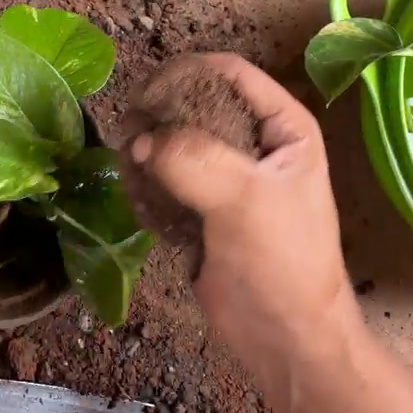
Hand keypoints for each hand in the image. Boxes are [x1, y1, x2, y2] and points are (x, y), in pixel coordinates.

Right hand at [126, 54, 356, 359]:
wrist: (283, 340)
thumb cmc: (282, 264)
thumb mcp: (247, 202)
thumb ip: (195, 159)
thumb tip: (139, 141)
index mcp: (281, 126)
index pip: (227, 72)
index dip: (184, 76)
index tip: (146, 100)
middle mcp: (251, 141)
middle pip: (191, 101)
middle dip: (156, 116)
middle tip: (128, 139)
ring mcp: (223, 173)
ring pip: (170, 138)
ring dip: (144, 152)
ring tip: (132, 174)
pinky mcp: (198, 203)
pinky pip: (161, 175)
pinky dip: (145, 183)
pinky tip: (142, 202)